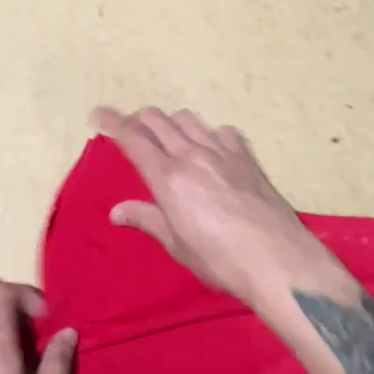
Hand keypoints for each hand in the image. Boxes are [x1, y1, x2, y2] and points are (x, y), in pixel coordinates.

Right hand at [93, 106, 343, 310]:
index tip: (97, 113)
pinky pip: (220, 131)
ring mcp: (221, 151)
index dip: (112, 122)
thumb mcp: (177, 245)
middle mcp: (191, 155)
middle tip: (130, 131)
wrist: (277, 258)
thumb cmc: (220, 260)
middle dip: (138, 119)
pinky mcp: (246, 155)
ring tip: (167, 137)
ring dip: (170, 122)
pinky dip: (207, 134)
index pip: (132, 138)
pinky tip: (210, 149)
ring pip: (188, 118)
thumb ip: (148, 219)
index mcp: (168, 177)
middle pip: (157, 120)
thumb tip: (117, 211)